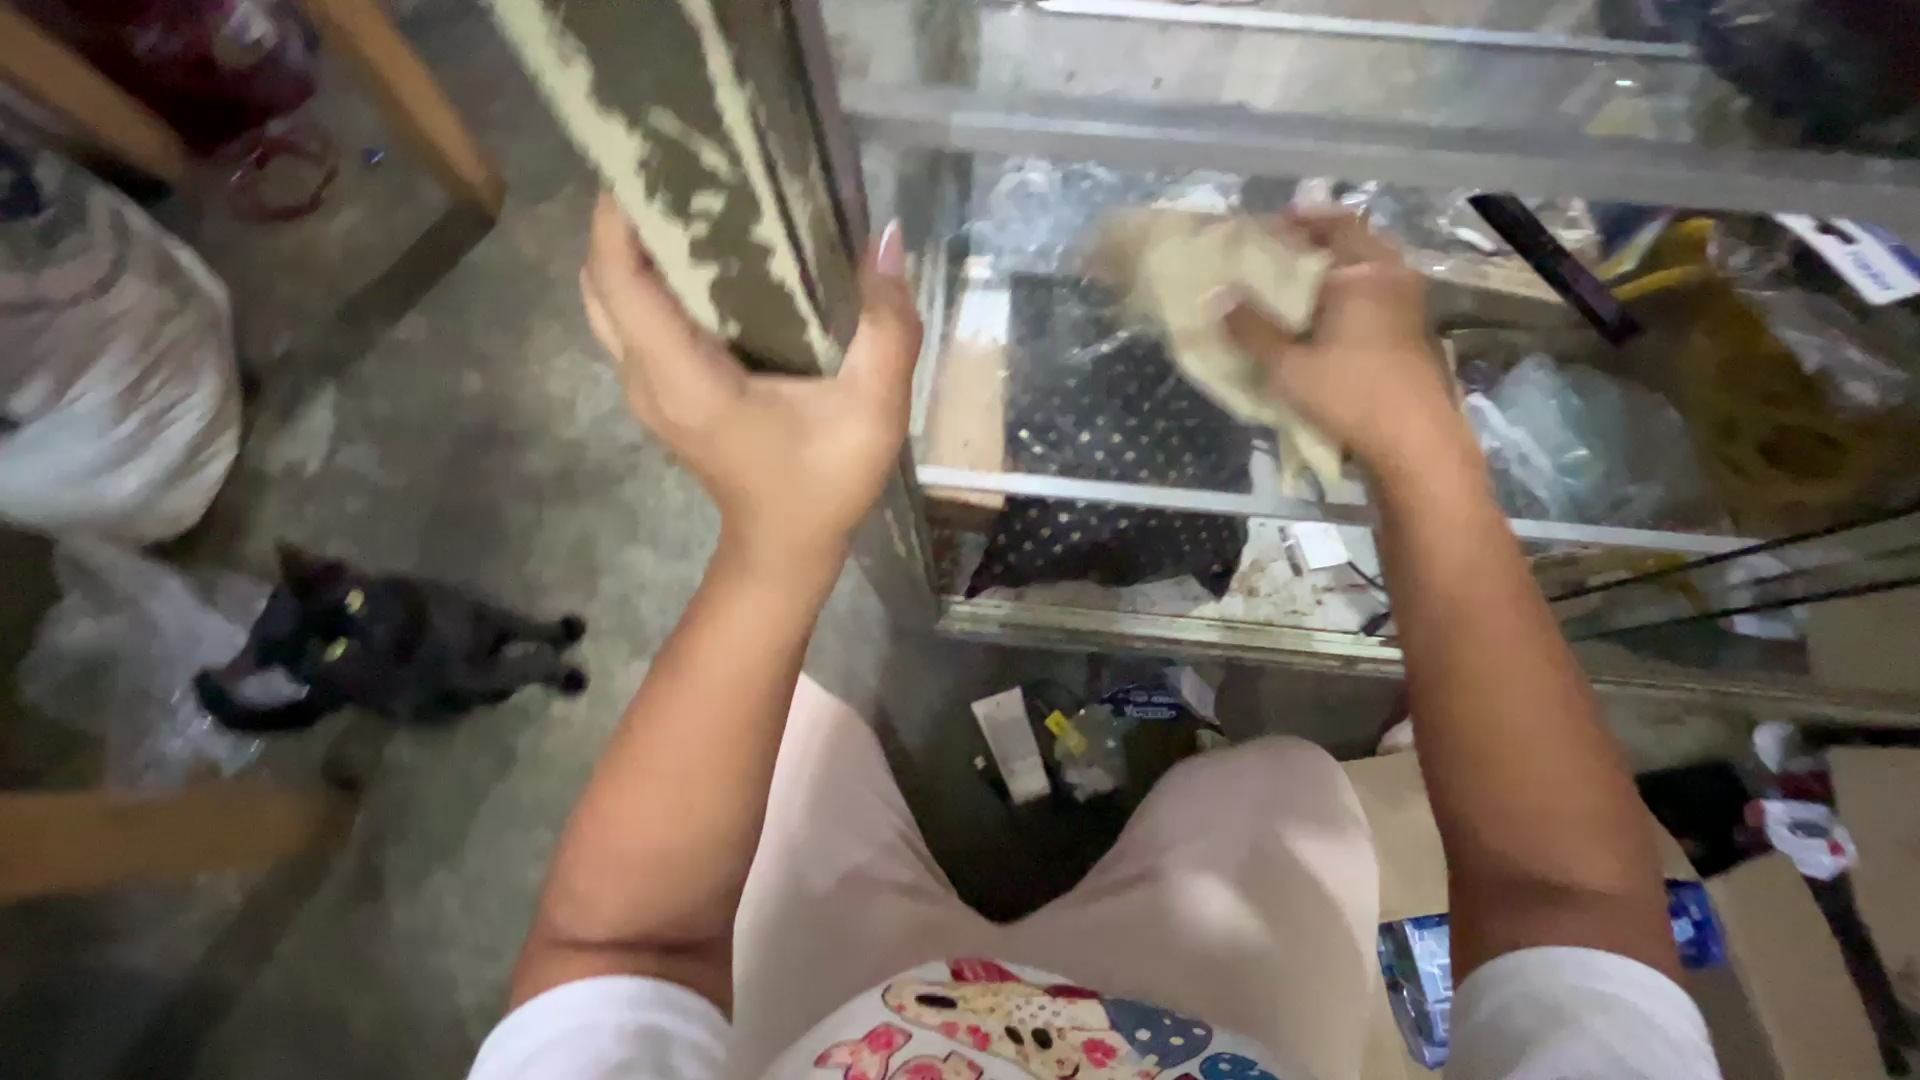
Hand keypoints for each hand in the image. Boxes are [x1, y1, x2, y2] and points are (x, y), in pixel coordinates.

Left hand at [580, 193, 921, 565]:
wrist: (786, 549)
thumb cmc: (826, 486)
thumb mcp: (874, 413)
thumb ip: (887, 329)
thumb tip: (887, 240)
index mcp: (688, 380)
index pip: (621, 280)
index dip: (620, 213)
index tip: (658, 158)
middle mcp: (647, 380)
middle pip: (601, 281)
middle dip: (627, 220)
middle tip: (686, 179)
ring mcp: (645, 392)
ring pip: (610, 302)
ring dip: (635, 251)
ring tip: (695, 211)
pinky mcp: (658, 396)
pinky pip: (632, 323)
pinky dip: (649, 283)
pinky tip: (705, 265)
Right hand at [1225, 208, 1468, 473]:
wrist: (1415, 441)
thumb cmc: (1349, 394)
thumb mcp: (1287, 366)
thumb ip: (1251, 330)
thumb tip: (1219, 297)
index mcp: (1363, 273)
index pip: (1335, 224)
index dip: (1302, 218)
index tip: (1272, 223)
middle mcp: (1393, 278)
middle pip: (1358, 242)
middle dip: (1321, 241)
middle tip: (1284, 251)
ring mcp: (1410, 306)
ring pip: (1370, 270)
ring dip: (1338, 269)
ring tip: (1301, 283)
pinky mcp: (1413, 333)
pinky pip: (1378, 295)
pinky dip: (1352, 293)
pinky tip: (1330, 316)